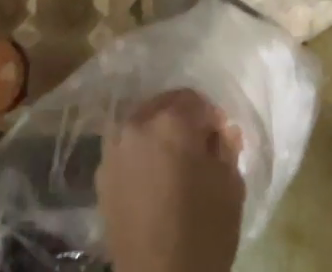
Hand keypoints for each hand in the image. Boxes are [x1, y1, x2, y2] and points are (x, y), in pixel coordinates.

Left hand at [97, 89, 243, 271]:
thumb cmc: (203, 232)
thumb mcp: (230, 187)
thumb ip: (226, 148)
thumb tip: (222, 131)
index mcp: (172, 122)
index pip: (195, 99)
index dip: (212, 118)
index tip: (221, 139)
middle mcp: (136, 125)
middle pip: (163, 105)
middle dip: (183, 120)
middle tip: (199, 148)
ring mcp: (113, 148)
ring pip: (141, 125)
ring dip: (158, 135)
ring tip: (173, 164)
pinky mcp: (101, 174)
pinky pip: (125, 150)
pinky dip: (140, 155)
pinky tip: (152, 181)